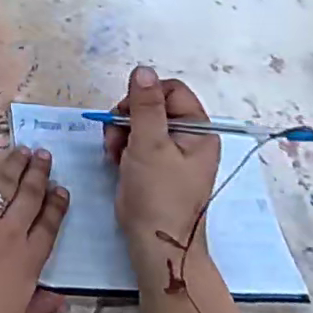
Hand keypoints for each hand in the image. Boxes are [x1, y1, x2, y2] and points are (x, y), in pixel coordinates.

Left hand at [0, 148, 69, 312]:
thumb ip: (34, 307)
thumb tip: (61, 298)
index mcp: (26, 263)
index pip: (47, 228)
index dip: (56, 207)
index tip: (62, 189)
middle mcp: (7, 233)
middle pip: (28, 197)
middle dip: (39, 175)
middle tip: (45, 155)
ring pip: (3, 184)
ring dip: (14, 165)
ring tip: (24, 151)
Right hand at [104, 66, 219, 259]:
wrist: (156, 242)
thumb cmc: (158, 193)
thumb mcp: (150, 144)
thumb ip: (145, 105)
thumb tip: (143, 70)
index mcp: (198, 131)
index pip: (171, 91)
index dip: (146, 95)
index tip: (127, 111)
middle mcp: (187, 138)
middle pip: (152, 105)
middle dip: (128, 116)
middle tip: (116, 134)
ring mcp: (170, 153)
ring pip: (138, 123)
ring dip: (120, 132)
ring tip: (114, 152)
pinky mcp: (153, 165)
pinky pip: (134, 141)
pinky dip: (121, 146)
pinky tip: (115, 160)